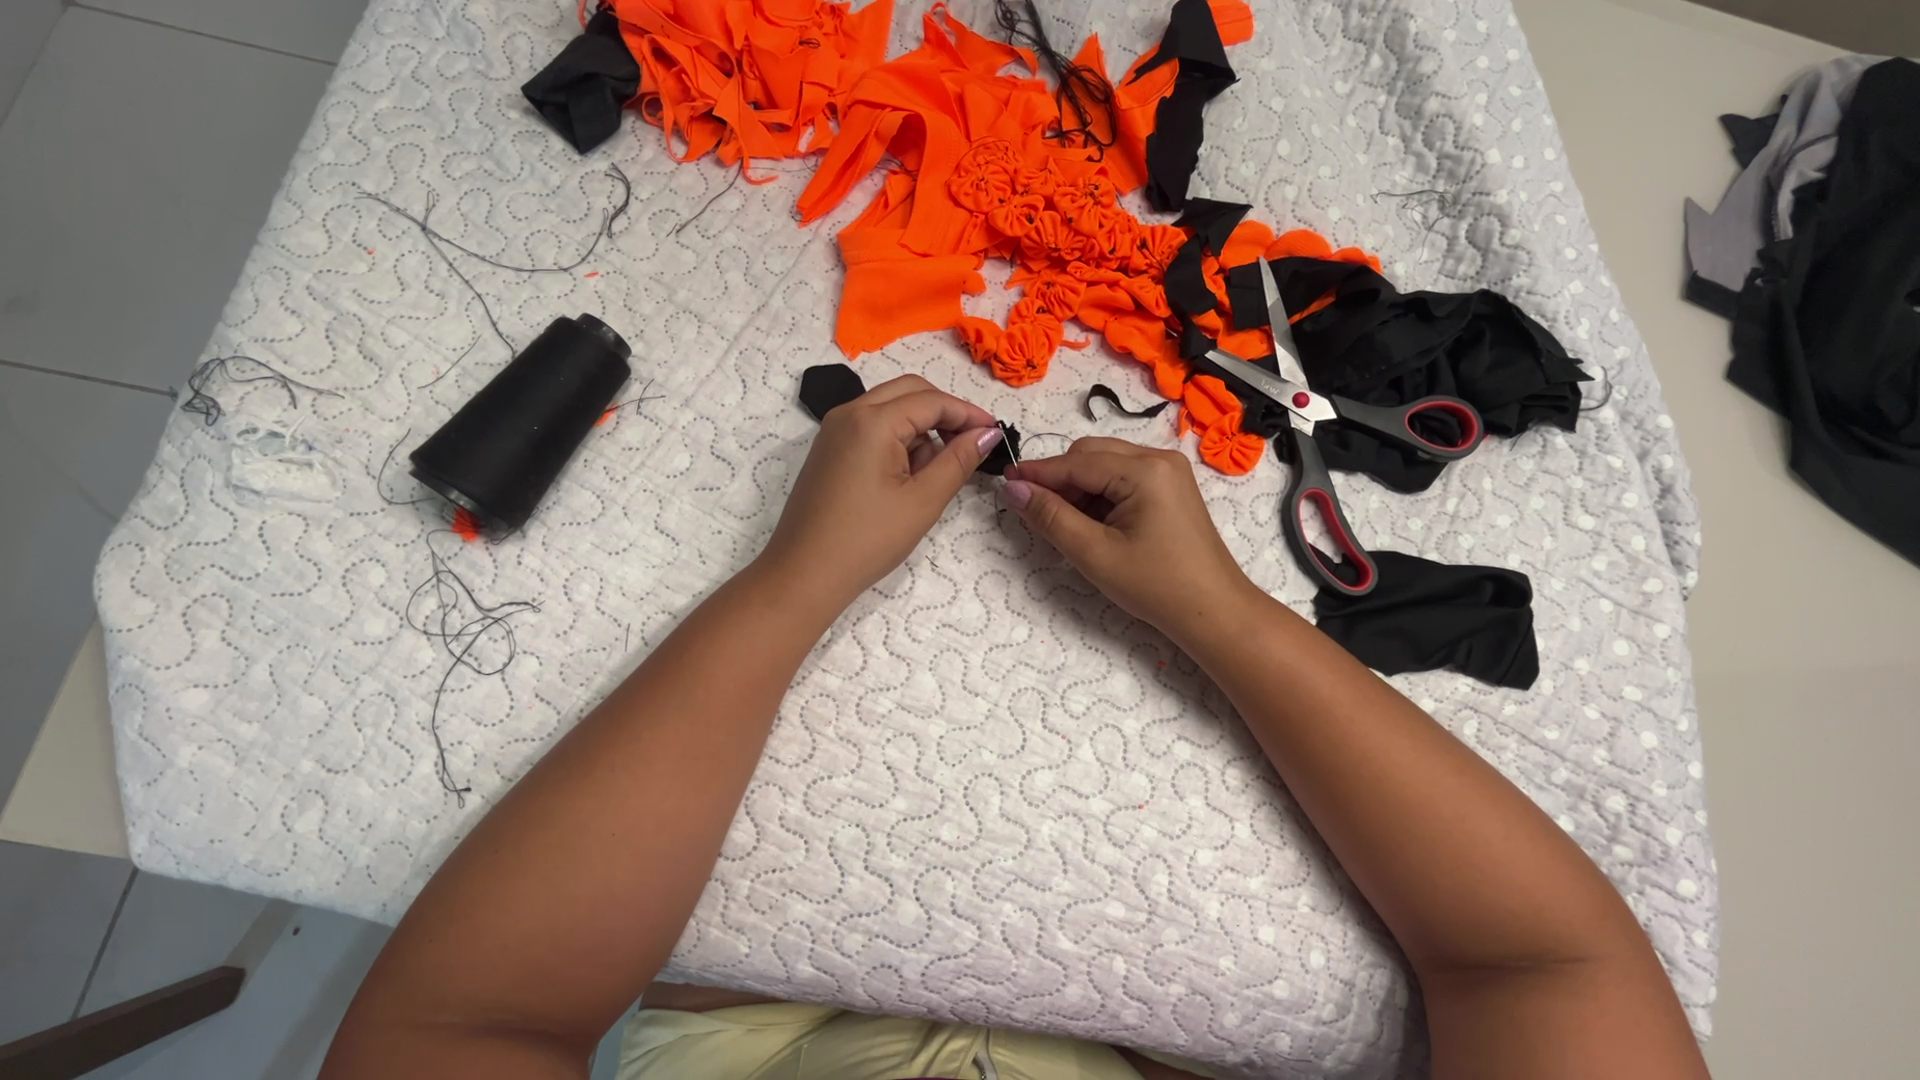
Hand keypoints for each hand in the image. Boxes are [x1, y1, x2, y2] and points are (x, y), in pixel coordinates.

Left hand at [758, 375, 1000, 613]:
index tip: (995, 435)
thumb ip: (958, 460)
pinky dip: (897, 440)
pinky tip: (907, 477)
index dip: (968, 414)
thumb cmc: (867, 540)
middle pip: (909, 392)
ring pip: (890, 408)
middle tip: (970, 446)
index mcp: (872, 421)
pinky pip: (871, 427)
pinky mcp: (829, 450)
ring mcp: (834, 430)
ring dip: (920, 428)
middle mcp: (849, 413)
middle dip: (944, 413)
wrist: (804, 574)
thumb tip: (987, 433)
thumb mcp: (923, 501)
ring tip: (934, 474)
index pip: (932, 400)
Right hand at [1003, 437, 1257, 640]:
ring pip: (1105, 464)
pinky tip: (1092, 523)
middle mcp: (1159, 458)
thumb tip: (1013, 488)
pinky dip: (1100, 494)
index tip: (1004, 483)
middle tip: (1036, 513)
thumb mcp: (1094, 553)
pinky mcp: (1170, 487)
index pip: (1076, 462)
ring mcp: (1168, 471)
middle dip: (1059, 479)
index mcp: (1144, 470)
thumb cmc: (1155, 586)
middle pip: (1090, 454)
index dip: (1037, 473)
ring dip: (1079, 487)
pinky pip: (1122, 476)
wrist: (1213, 611)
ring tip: (1067, 524)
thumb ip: (1051, 517)